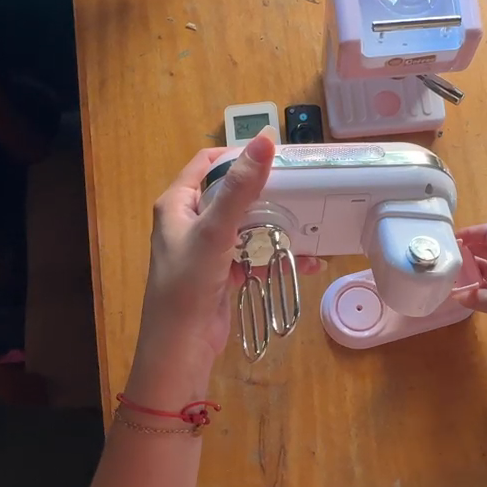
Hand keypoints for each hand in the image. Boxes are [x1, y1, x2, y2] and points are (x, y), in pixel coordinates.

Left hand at [131, 131, 312, 389]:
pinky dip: (274, 256)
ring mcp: (206, 249)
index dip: (239, 154)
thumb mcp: (215, 231)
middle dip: (266, 192)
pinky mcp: (221, 273)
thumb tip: (265, 138)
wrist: (181, 347)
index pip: (208, 163)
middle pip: (231, 194)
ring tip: (310, 225)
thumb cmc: (188, 284)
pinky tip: (305, 261)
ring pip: (245, 225)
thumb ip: (240, 187)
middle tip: (302, 188)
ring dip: (275, 226)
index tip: (277, 155)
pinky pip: (251, 255)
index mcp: (176, 203)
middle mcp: (188, 221)